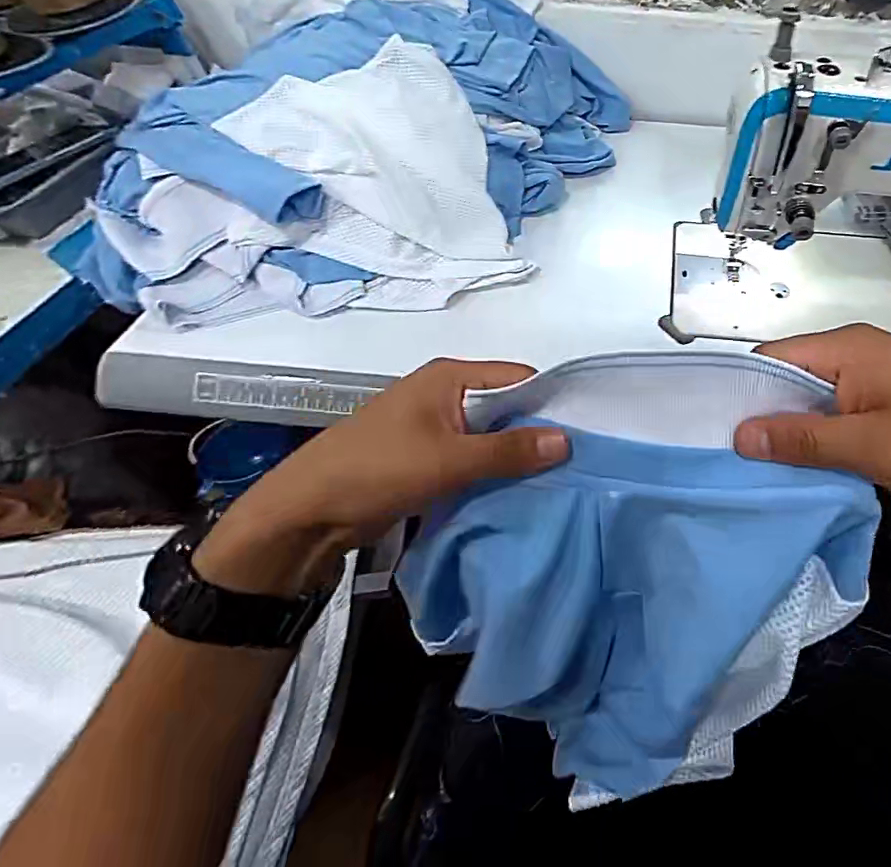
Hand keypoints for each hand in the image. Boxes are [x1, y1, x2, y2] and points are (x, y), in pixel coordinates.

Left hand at [194, 359, 568, 595]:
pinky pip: (470, 458)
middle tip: (574, 463)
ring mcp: (433, 427)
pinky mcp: (425, 457)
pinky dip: (490, 472)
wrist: (306, 513)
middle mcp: (443, 394)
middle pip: (504, 408)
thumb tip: (566, 441)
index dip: (549, 402)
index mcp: (449, 376)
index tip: (583, 431)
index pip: (516, 379)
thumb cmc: (376, 469)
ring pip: (488, 437)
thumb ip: (509, 450)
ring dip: (512, 457)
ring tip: (554, 480)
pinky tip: (516, 492)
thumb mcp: (449, 459)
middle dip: (534, 434)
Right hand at [734, 324, 890, 508]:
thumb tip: (738, 436)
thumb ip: (803, 439)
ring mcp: (875, 373)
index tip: (716, 432)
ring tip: (764, 464)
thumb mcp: (872, 446)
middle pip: (789, 375)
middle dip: (765, 413)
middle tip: (736, 457)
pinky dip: (820, 432)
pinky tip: (807, 461)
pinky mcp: (888, 396)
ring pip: (813, 395)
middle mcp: (857, 349)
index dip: (742, 391)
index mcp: (849, 346)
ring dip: (793, 426)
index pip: (772, 356)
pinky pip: (837, 408)